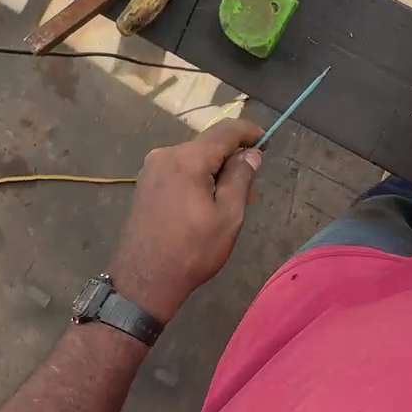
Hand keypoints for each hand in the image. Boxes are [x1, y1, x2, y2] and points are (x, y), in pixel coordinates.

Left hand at [106, 119, 264, 323]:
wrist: (145, 280)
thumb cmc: (193, 250)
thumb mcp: (228, 215)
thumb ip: (241, 178)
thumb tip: (251, 153)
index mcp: (187, 159)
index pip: (224, 131)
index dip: (248, 132)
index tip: (266, 140)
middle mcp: (165, 155)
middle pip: (208, 146)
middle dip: (232, 160)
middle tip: (250, 191)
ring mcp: (151, 170)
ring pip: (193, 159)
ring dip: (215, 173)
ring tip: (229, 204)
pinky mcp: (145, 185)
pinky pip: (179, 171)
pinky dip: (197, 179)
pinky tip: (205, 205)